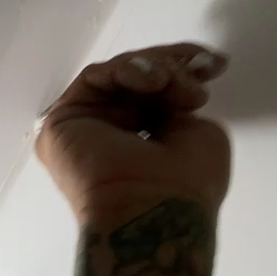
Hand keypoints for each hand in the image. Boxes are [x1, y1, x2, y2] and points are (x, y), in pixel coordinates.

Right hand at [36, 43, 231, 222]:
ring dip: (155, 69)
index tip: (216, 66)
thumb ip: (174, 109)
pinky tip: (154, 83)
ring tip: (176, 87)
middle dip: (172, 65)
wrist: (151, 210)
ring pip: (115, 75)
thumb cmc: (182, 187)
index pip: (151, 94)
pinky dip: (127, 71)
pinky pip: (92, 78)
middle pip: (133, 80)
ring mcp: (80, 131)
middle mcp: (104, 137)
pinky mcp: (60, 124)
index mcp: (134, 144)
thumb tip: (166, 93)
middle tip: (200, 72)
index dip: (184, 70)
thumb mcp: (196, 132)